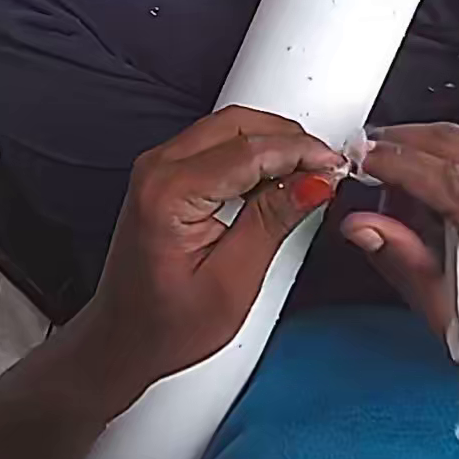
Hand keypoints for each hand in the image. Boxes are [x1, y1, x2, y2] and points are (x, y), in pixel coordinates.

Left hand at [75, 106, 342, 392]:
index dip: (299, 152)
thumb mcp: (233, 281)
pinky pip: (216, 141)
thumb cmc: (166, 322)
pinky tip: (275, 175)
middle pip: (236, 123)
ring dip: (271, 140)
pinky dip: (252, 150)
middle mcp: (157, 169)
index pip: (248, 150)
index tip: (333, 165)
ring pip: (227, 125)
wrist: (125, 334)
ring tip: (306, 172)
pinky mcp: (166, 172)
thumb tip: (312, 182)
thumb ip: (272, 222)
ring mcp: (158, 166)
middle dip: (288, 137)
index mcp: (168, 193)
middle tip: (324, 166)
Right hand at [341, 123, 458, 367]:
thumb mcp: (454, 316)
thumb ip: (406, 264)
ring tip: (383, 169)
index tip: (365, 161)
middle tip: (360, 158)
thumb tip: (363, 226)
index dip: (407, 169)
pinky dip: (429, 145)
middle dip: (401, 148)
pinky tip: (412, 165)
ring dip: (412, 144)